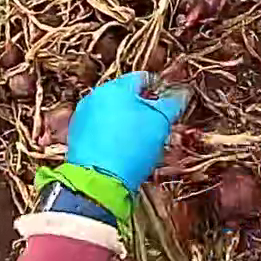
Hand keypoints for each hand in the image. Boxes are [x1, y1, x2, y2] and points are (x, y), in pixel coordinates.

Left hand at [66, 72, 189, 192]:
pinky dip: (114, 134)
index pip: (143, 78)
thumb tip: (183, 92)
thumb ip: (173, 103)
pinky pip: (102, 128)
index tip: (169, 107)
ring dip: (129, 122)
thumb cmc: (131, 147)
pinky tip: (125, 150)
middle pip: (127, 95)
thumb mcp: (161, 122)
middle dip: (144, 108)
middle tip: (158, 125)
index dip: (160, 91)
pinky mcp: (77, 136)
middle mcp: (95, 97)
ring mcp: (83, 117)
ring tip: (142, 141)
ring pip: (114, 112)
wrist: (99, 182)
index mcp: (115, 87)